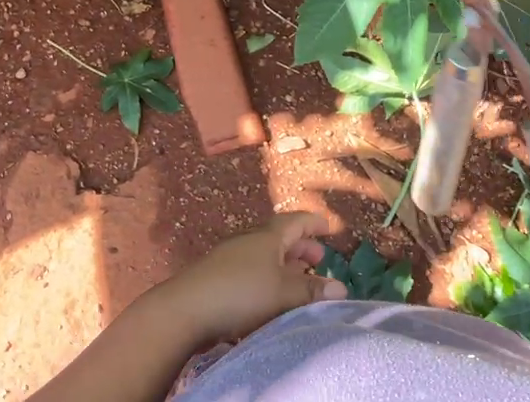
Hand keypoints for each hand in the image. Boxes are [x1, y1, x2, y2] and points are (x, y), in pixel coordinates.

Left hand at [142, 212, 348, 344]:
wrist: (187, 308)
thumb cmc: (241, 292)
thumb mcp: (282, 293)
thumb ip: (311, 290)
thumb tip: (342, 288)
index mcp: (269, 236)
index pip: (296, 221)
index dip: (314, 223)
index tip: (329, 227)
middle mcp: (251, 241)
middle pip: (281, 238)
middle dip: (301, 247)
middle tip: (318, 259)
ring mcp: (233, 258)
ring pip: (267, 255)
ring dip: (286, 264)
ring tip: (299, 280)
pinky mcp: (220, 277)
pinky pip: (253, 271)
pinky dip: (269, 278)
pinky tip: (271, 296)